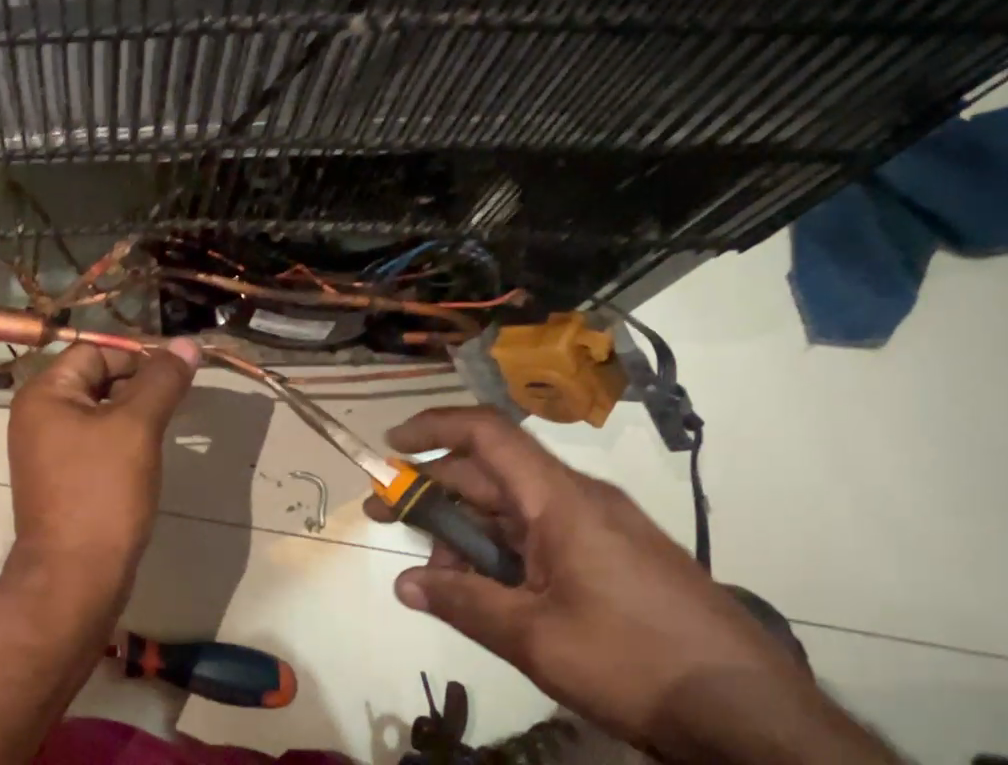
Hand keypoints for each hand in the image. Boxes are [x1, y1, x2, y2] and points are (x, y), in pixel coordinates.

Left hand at [5, 339, 199, 581]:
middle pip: (94, 379)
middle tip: (178, 403)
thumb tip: (187, 343)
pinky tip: (146, 459)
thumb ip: (161, 381)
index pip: (95, 352)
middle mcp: (36, 415)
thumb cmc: (102, 494)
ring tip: (168, 429)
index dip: (137, 357)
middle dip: (138, 386)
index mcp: (43, 393)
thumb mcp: (137, 428)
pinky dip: (121, 442)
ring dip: (133, 415)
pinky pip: (94, 443)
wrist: (74, 579)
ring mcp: (45, 450)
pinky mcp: (60, 479)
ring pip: (98, 413)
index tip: (177, 376)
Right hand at [368, 407, 896, 763]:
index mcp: (561, 501)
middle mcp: (583, 501)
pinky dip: (507, 551)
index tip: (389, 446)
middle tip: (390, 521)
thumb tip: (405, 582)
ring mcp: (607, 530)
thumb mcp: (535, 638)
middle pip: (493, 474)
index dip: (432, 428)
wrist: (759, 721)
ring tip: (444, 579)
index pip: (486, 434)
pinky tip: (494, 592)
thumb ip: (463, 602)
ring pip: (518, 509)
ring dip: (470, 532)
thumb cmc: (636, 663)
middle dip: (435, 493)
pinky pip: (547, 535)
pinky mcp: (623, 560)